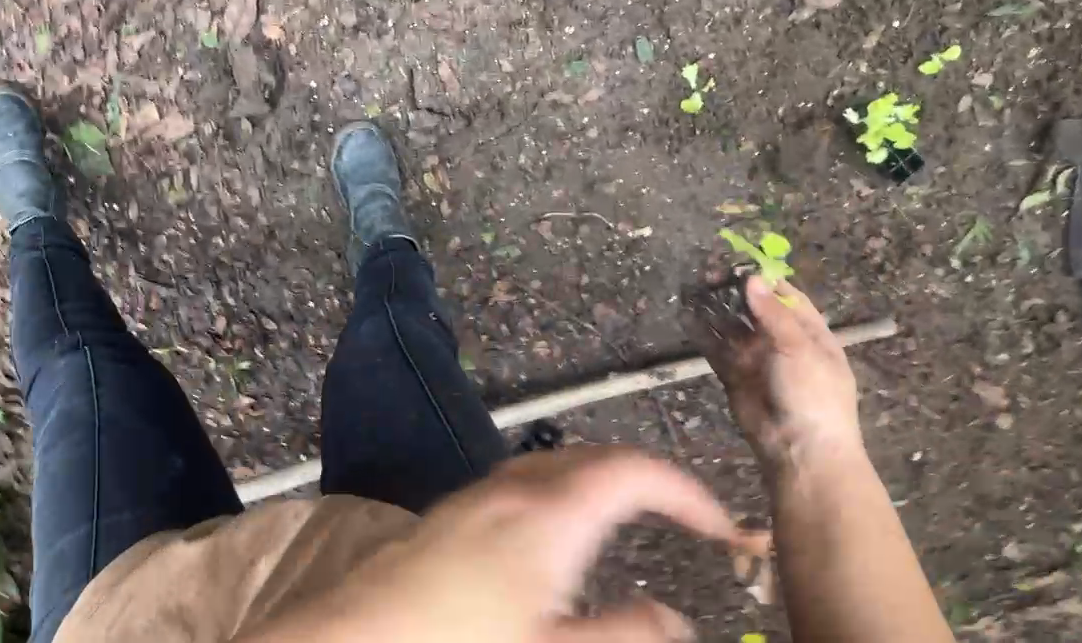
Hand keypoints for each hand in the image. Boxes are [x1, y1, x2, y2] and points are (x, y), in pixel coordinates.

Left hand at [241, 447, 762, 642]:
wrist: (359, 637)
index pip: (628, 472)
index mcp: (547, 517)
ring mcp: (475, 496)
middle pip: (589, 457)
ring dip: (598, 478)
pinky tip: (557, 529)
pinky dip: (558, 489)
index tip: (722, 524)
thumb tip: (675, 620)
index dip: (682, 489)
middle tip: (685, 516)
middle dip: (643, 475)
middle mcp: (511, 490)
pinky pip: (519, 480)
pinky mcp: (451, 512)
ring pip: (551, 465)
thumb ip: (622, 635)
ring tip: (631, 516)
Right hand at [699, 277, 864, 475]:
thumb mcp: (799, 348)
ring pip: (731, 325)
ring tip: (690, 289)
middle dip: (732, 291)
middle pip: (755, 308)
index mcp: (810, 335)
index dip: (765, 280)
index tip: (739, 264)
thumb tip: (751, 278)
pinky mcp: (734, 373)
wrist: (799, 447)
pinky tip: (684, 316)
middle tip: (707, 275)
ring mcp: (756, 358)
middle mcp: (782, 342)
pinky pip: (714, 347)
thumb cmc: (812, 393)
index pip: (788, 298)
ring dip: (713, 308)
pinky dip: (700, 332)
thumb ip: (772, 313)